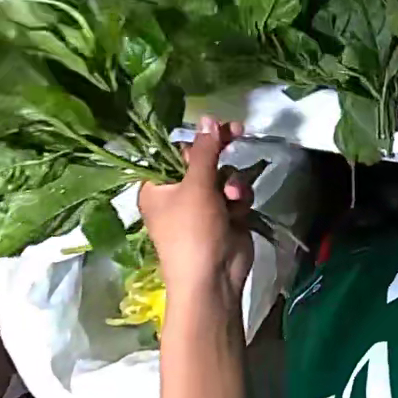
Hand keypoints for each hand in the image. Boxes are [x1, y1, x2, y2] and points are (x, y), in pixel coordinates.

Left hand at [139, 117, 253, 317]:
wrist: (213, 280)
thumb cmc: (193, 231)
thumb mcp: (196, 185)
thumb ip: (205, 150)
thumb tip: (207, 117)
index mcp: (158, 186)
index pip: (176, 150)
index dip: (198, 138)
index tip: (219, 125)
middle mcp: (178, 194)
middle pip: (203, 161)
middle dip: (221, 157)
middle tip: (239, 132)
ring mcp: (203, 207)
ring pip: (224, 177)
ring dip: (233, 183)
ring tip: (234, 199)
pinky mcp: (225, 218)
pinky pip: (235, 195)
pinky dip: (239, 201)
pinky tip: (239, 212)